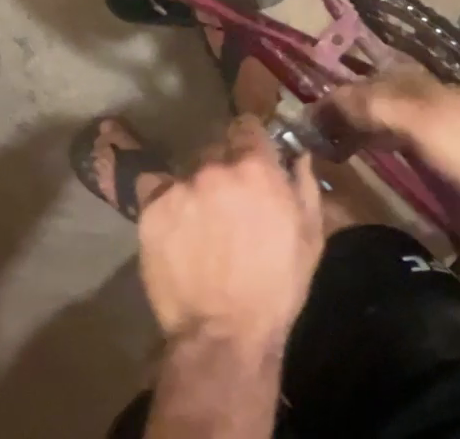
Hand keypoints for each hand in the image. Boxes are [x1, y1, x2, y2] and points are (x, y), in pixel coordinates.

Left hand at [137, 117, 323, 351]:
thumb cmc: (276, 289)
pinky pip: (155, 189)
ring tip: (200, 224)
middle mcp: (213, 168)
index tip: (249, 157)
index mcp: (255, 168)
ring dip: (194, 188)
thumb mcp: (310, 238)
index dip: (248, 141)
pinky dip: (165, 202)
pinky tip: (175, 229)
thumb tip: (299, 155)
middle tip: (227, 204)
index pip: (246, 126)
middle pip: (215, 150)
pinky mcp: (149, 209)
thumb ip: (303, 186)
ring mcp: (178, 187)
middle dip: (222, 170)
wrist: (223, 335)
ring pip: (186, 172)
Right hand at [325, 66, 459, 193]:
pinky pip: (385, 126)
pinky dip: (368, 136)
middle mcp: (403, 85)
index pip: (347, 88)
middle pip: (356, 97)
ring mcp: (416, 107)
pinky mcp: (427, 129)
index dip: (323, 107)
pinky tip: (361, 149)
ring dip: (348, 127)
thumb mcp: (412, 120)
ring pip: (370, 112)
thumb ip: (370, 106)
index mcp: (398, 79)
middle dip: (332, 116)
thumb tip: (326, 99)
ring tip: (330, 149)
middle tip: (313, 144)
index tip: (302, 131)